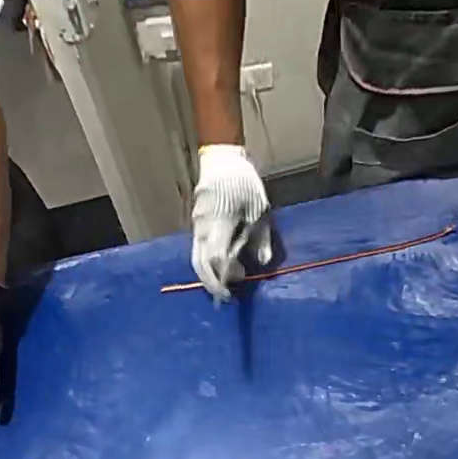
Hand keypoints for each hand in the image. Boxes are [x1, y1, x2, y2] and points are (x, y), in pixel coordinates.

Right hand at [190, 145, 272, 301]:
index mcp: (219, 225)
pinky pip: (196, 253)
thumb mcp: (260, 211)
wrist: (221, 163)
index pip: (217, 259)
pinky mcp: (195, 229)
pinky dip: (206, 266)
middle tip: (226, 296)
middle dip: (213, 283)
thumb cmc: (244, 185)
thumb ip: (261, 239)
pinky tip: (218, 270)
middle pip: (201, 265)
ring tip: (222, 285)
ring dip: (208, 277)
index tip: (234, 288)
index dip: (225, 276)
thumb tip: (262, 263)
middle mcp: (202, 231)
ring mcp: (196, 230)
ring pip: (196, 261)